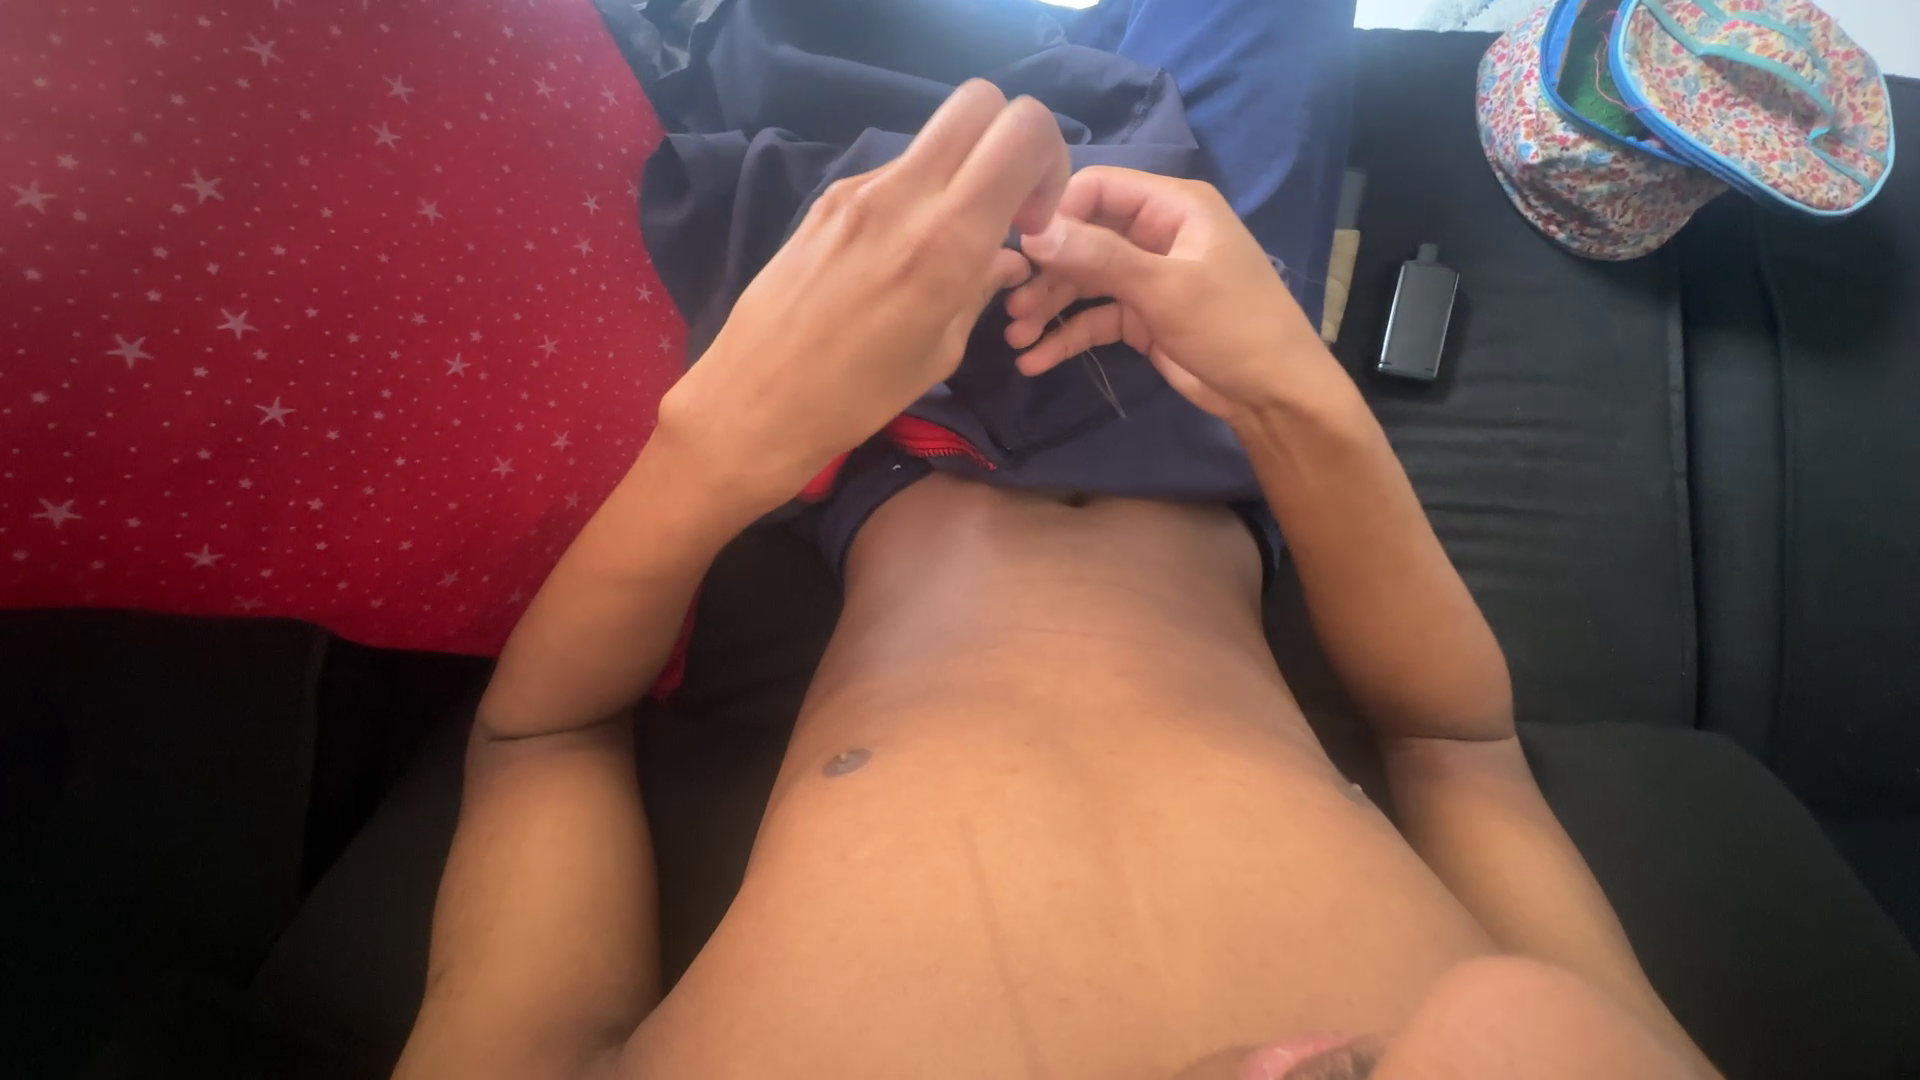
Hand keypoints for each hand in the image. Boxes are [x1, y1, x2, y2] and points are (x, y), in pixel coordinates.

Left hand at [657, 80, 1068, 514]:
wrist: (754, 403)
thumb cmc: (857, 400)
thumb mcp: (939, 353)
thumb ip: (978, 289)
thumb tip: (1005, 258)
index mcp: (945, 240)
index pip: (1022, 130)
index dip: (1048, 161)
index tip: (1033, 221)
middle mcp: (902, 195)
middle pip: (980, 104)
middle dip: (1012, 146)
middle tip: (1006, 210)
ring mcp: (857, 190)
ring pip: (935, 142)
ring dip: (961, 178)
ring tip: (947, 248)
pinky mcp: (826, 201)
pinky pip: (893, 174)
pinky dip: (919, 198)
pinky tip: (901, 257)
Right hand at [1004, 167, 1341, 422]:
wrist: (1270, 392)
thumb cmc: (1231, 325)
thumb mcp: (1164, 287)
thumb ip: (1100, 257)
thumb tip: (1035, 234)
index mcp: (1172, 207)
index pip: (1099, 189)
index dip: (1057, 213)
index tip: (1019, 246)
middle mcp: (1155, 235)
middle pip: (1085, 240)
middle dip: (1047, 273)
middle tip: (1011, 304)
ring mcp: (1147, 279)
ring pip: (1084, 284)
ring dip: (1050, 308)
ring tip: (1016, 337)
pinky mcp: (1141, 319)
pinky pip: (1095, 321)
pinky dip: (1067, 338)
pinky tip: (1036, 360)